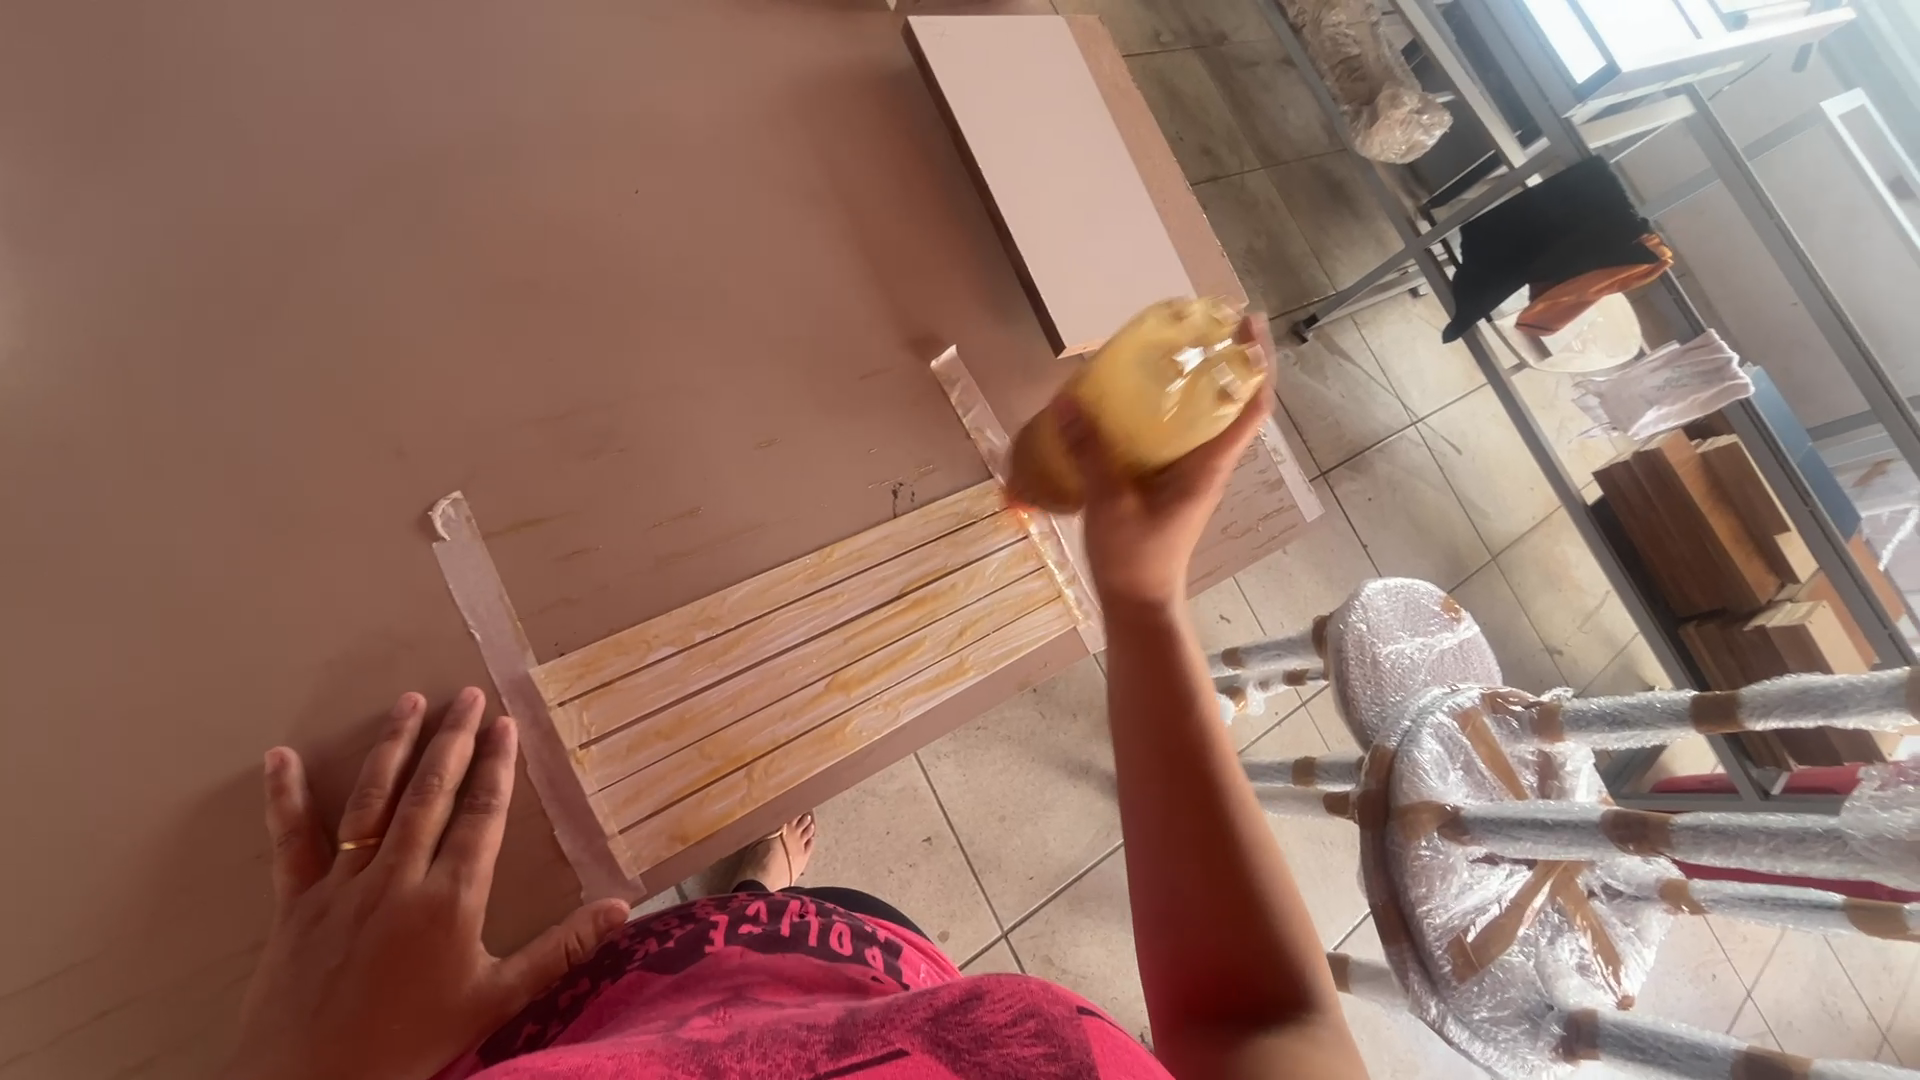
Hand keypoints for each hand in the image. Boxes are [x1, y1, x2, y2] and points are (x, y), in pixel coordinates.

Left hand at [225, 688, 630, 1079]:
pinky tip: (279, 757)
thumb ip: (563, 948)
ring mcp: (342, 887)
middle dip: (452, 739)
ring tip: (410, 702)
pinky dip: (284, 799)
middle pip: (431, 793)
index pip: (481, 813)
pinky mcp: (296, 905)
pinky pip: (292, 843)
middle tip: (467, 694)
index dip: (496, 764)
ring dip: (394, 748)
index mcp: (450, 898)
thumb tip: (623, 906)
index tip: (504, 723)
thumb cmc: (411, 1043)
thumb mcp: (497, 998)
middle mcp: (398, 879)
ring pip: (372, 802)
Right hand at [1059, 353, 1272, 612]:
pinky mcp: (1167, 485)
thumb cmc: (1135, 558)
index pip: (1250, 407)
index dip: (1255, 363)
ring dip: (1193, 387)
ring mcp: (1187, 476)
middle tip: (1196, 327)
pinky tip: (1129, 406)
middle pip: (1229, 404)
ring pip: (1200, 421)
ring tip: (1164, 354)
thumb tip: (1067, 402)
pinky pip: (1172, 438)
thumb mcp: (1110, 503)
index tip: (1245, 323)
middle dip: (1222, 363)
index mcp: (1207, 466)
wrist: (1138, 603)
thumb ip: (1091, 453)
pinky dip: (1162, 415)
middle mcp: (1206, 465)